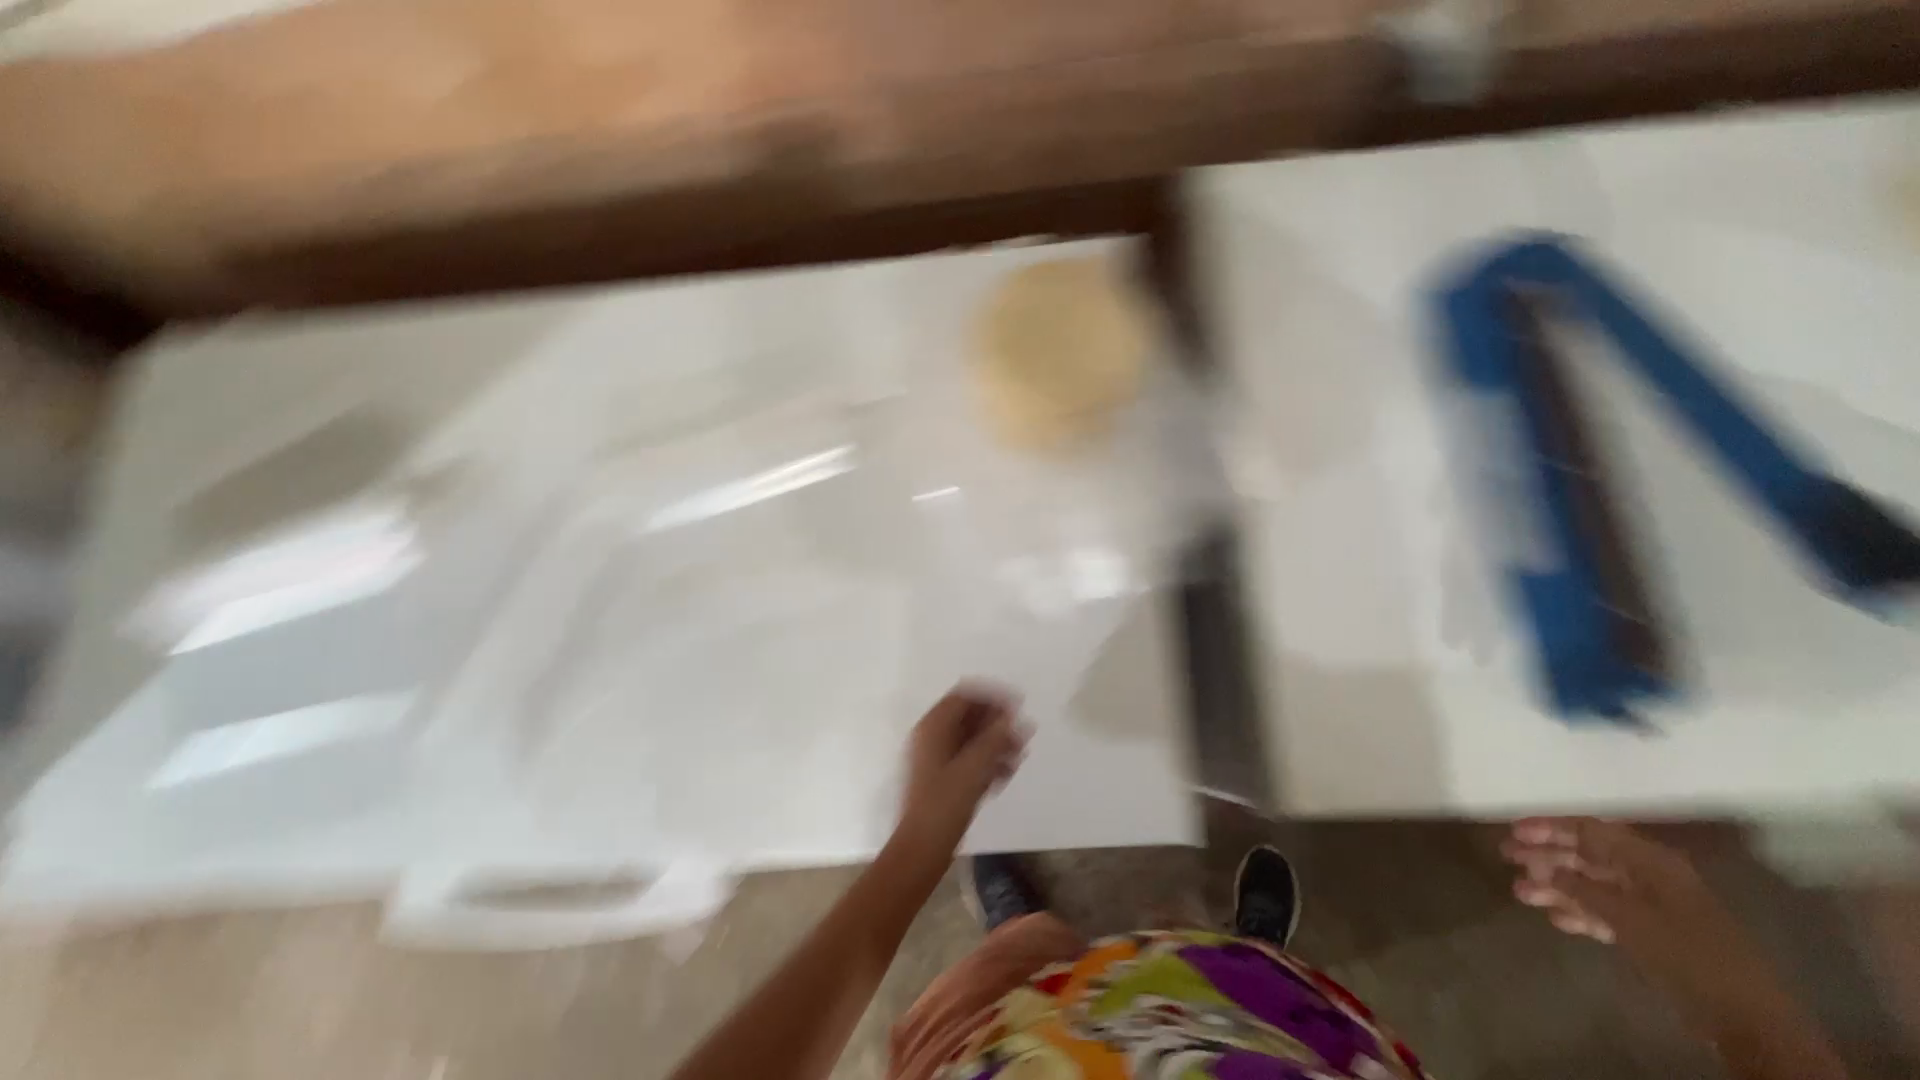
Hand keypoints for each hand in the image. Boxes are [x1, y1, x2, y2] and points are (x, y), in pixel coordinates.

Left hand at [896, 684, 1028, 856]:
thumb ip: (994, 739)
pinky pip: (967, 760)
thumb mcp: (973, 768)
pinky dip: (986, 763)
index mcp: (932, 728)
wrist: (922, 849)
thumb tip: (1012, 716)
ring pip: (970, 740)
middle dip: (996, 725)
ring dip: (995, 744)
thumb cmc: (944, 805)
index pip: (963, 696)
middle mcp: (931, 738)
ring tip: (1018, 758)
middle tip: (1022, 737)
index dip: (991, 697)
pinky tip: (1004, 777)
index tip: (1017, 707)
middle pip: (968, 717)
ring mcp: (935, 759)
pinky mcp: (942, 780)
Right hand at [1502, 818, 1795, 1030]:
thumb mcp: (1627, 917)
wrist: (1743, 1016)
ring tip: (1521, 894)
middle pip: (1589, 856)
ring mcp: (1652, 906)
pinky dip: (1580, 913)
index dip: (1551, 827)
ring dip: (1558, 887)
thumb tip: (1542, 864)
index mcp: (1650, 861)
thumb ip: (1581, 888)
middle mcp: (1650, 875)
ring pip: (1594, 886)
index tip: (1513, 831)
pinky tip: (1556, 919)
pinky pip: (1607, 913)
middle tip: (1508, 858)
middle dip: (1548, 856)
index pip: (1592, 830)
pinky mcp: (1652, 933)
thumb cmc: (1685, 953)